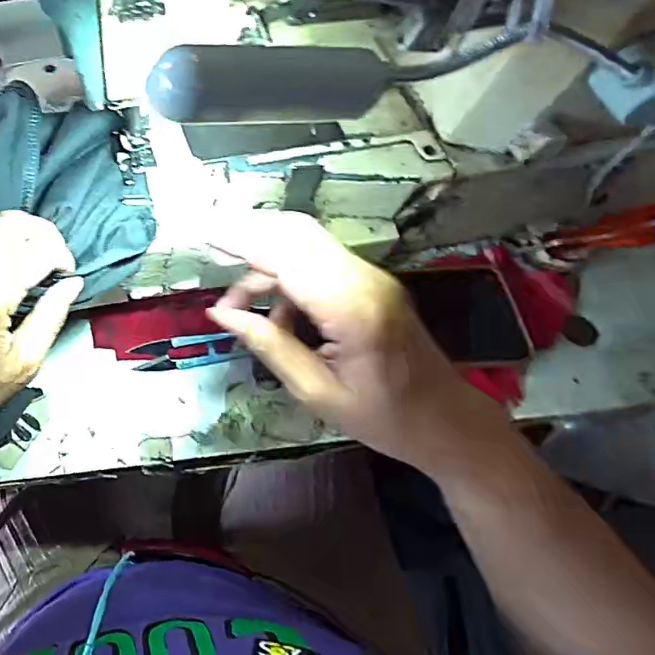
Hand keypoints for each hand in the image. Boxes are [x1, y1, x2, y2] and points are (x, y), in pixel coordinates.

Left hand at [0, 209, 82, 467]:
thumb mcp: (24, 362)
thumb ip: (52, 315)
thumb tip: (70, 284)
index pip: (39, 247)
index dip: (62, 256)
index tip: (66, 274)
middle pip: (14, 222)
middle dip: (43, 236)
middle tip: (52, 262)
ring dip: (12, 230)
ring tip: (23, 257)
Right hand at [203, 212, 518, 483]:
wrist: (449, 420)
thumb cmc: (385, 417)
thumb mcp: (316, 392)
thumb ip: (269, 345)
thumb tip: (221, 314)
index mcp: (351, 309)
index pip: (287, 258)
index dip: (243, 243)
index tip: (205, 235)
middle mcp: (363, 280)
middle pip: (296, 234)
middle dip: (248, 237)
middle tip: (210, 249)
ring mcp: (369, 277)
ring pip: (304, 243)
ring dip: (264, 261)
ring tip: (236, 305)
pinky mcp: (369, 282)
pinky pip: (316, 260)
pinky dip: (284, 273)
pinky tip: (272, 312)